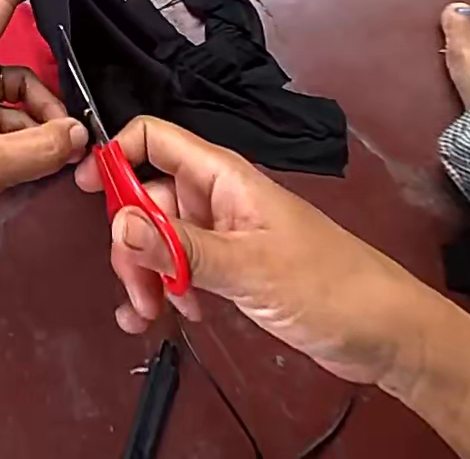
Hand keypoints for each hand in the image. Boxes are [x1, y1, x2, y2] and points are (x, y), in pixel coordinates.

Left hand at [0, 0, 88, 241]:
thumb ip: (42, 148)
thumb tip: (81, 135)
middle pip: (24, 71)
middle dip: (49, 98)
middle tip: (76, 128)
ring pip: (26, 99)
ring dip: (45, 125)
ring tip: (59, 156)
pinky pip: (18, 121)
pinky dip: (34, 138)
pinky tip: (45, 161)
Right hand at [75, 116, 444, 389]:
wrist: (383, 331)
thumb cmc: (325, 283)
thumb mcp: (249, 267)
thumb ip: (181, 247)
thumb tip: (118, 222)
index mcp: (220, 175)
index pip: (155, 139)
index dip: (117, 153)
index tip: (87, 188)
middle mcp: (213, 195)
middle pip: (146, 195)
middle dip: (132, 238)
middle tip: (139, 288)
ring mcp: (218, 229)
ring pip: (158, 235)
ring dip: (146, 271)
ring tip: (154, 314)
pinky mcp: (225, 263)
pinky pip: (177, 265)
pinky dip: (165, 288)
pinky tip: (170, 318)